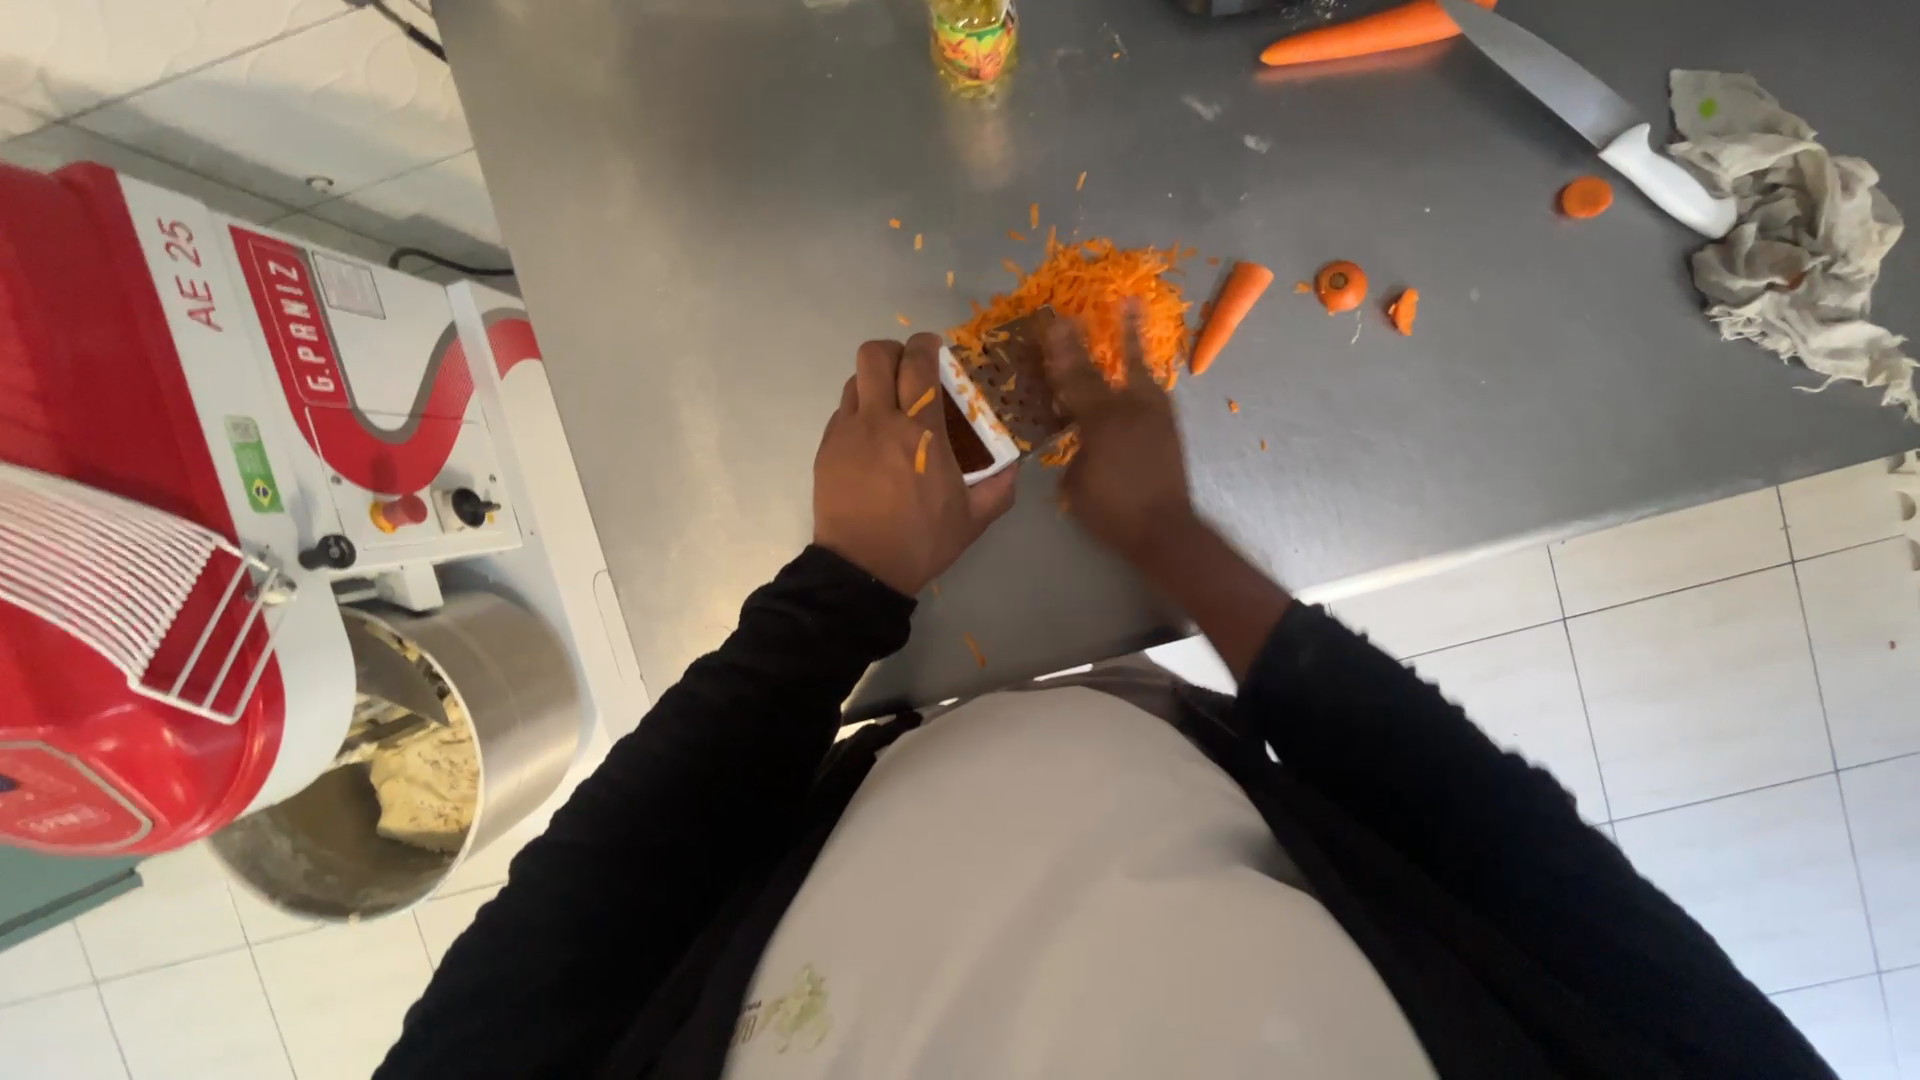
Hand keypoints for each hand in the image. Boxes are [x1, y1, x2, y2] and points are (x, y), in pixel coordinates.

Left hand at [813, 334, 1016, 594]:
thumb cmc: (921, 541)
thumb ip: (999, 487)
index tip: (934, 349)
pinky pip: (842, 413)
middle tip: (909, 370)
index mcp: (920, 429)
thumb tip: (1013, 466)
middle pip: (874, 355)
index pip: (918, 362)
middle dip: (894, 352)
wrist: (863, 569)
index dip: (926, 345)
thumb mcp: (973, 518)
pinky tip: (872, 441)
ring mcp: (847, 433)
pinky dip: (859, 413)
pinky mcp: (826, 450)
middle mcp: (879, 419)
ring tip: (890, 405)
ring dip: (874, 383)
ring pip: (854, 381)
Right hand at [1043, 309, 1199, 567]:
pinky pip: (1153, 389)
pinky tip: (1143, 363)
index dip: (1061, 351)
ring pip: (1139, 368)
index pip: (1073, 378)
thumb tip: (1078, 438)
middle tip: (1075, 313)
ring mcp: (1155, 414)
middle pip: (1103, 367)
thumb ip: (1074, 453)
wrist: (1165, 529)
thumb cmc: (1112, 511)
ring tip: (1132, 306)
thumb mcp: (1075, 484)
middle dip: (1086, 340)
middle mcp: (1129, 408)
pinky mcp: (1170, 425)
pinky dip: (1146, 371)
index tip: (1053, 324)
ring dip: (1132, 338)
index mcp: (1100, 420)